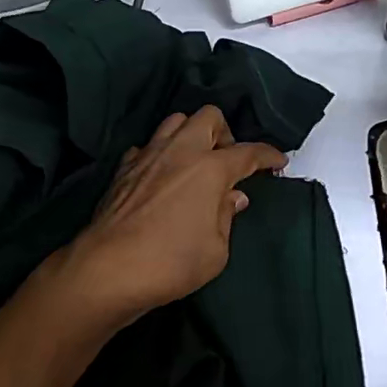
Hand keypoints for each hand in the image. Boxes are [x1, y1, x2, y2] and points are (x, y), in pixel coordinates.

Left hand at [49, 106, 285, 326]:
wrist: (108, 270)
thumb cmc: (171, 263)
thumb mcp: (216, 250)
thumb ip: (227, 217)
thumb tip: (233, 197)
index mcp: (209, 169)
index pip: (248, 152)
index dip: (267, 155)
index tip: (278, 162)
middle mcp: (179, 152)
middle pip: (208, 117)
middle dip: (225, 133)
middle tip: (228, 161)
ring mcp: (147, 156)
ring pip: (174, 122)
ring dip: (191, 135)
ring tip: (196, 162)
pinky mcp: (123, 169)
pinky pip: (147, 146)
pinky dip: (160, 154)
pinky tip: (163, 175)